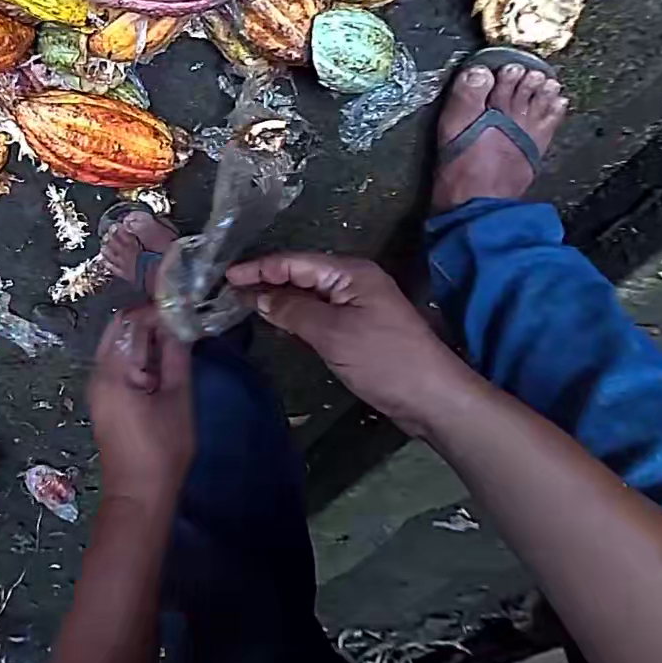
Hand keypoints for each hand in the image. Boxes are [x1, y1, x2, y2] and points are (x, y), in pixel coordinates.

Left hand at [87, 305, 193, 511]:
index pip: (130, 322)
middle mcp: (97, 373)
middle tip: (179, 323)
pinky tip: (160, 361)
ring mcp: (97, 386)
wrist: (138, 498)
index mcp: (113, 372)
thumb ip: (176, 357)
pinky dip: (137, 353)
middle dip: (148, 320)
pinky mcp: (103, 397)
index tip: (183, 310)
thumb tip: (179, 324)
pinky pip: (117, 361)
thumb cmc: (162, 451)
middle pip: (118, 328)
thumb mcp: (177, 400)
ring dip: (143, 336)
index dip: (156, 311)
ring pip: (117, 343)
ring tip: (175, 340)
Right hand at [225, 253, 476, 434]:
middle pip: (299, 274)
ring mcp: (356, 304)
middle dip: (266, 280)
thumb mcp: (333, 333)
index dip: (259, 268)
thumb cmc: (384, 360)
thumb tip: (259, 297)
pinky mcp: (357, 327)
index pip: (294, 262)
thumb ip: (293, 311)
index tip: (227, 277)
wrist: (434, 400)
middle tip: (229, 290)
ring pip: (307, 295)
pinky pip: (317, 313)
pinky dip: (295, 316)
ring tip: (243, 303)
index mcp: (349, 272)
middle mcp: (352, 281)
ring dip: (278, 299)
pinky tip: (276, 322)